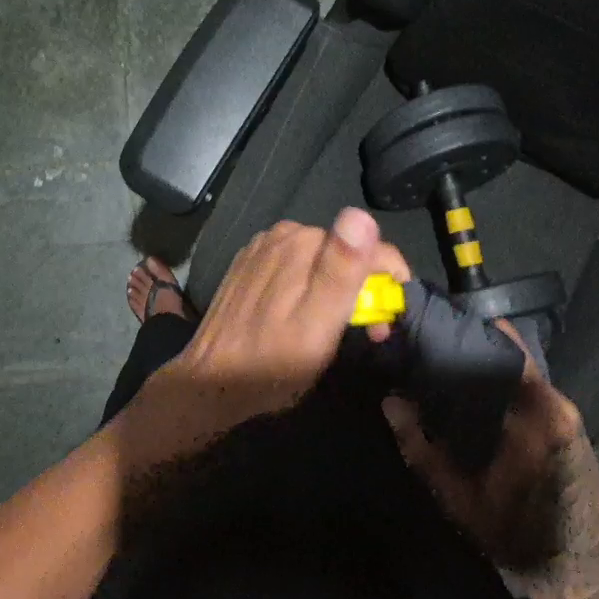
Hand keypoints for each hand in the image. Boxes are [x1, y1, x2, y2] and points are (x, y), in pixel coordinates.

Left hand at [141, 209, 410, 431]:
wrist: (209, 384)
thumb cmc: (272, 364)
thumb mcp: (318, 325)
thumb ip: (342, 270)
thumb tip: (361, 215)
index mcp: (306, 242)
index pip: (373, 248)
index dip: (388, 287)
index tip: (383, 327)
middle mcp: (285, 233)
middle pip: (347, 253)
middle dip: (362, 289)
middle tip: (358, 334)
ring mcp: (263, 247)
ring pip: (321, 259)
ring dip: (335, 289)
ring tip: (327, 329)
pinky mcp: (249, 263)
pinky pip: (294, 266)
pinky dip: (306, 287)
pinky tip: (296, 317)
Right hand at [383, 321, 585, 570]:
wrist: (576, 572)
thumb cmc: (514, 533)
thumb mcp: (457, 495)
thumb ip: (421, 446)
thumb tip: (391, 401)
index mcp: (534, 410)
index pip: (502, 348)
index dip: (464, 334)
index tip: (429, 327)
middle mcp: (554, 401)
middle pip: (508, 357)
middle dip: (469, 349)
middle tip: (426, 346)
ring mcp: (565, 413)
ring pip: (518, 375)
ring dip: (485, 370)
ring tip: (441, 367)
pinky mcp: (567, 427)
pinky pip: (529, 392)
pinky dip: (500, 389)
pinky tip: (470, 396)